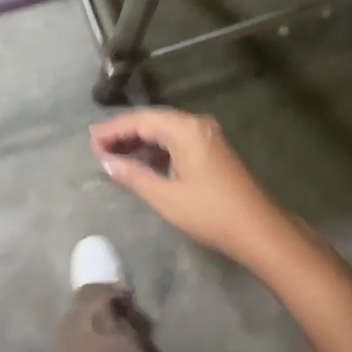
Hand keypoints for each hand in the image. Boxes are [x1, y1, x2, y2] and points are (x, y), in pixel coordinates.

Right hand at [91, 108, 289, 261]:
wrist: (260, 231)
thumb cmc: (211, 213)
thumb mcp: (166, 197)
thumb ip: (134, 176)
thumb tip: (106, 162)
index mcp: (185, 129)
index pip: (141, 120)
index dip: (114, 130)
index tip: (91, 141)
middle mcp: (197, 125)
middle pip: (153, 121)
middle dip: (125, 134)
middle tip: (98, 147)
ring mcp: (208, 136)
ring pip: (166, 131)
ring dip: (140, 142)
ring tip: (114, 157)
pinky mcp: (213, 150)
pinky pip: (178, 141)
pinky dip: (157, 150)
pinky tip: (143, 164)